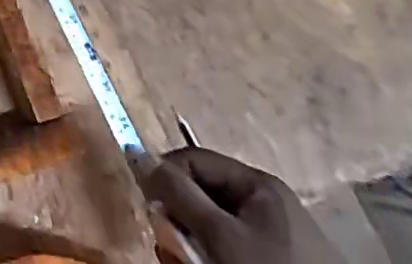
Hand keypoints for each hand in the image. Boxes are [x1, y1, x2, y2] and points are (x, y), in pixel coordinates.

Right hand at [141, 148, 293, 263]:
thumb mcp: (223, 237)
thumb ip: (182, 197)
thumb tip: (141, 158)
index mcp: (256, 183)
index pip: (195, 159)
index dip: (166, 176)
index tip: (147, 205)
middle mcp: (262, 203)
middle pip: (203, 194)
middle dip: (178, 218)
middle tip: (167, 245)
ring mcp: (269, 236)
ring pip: (212, 228)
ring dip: (191, 245)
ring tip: (183, 262)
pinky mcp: (269, 262)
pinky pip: (227, 250)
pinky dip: (210, 259)